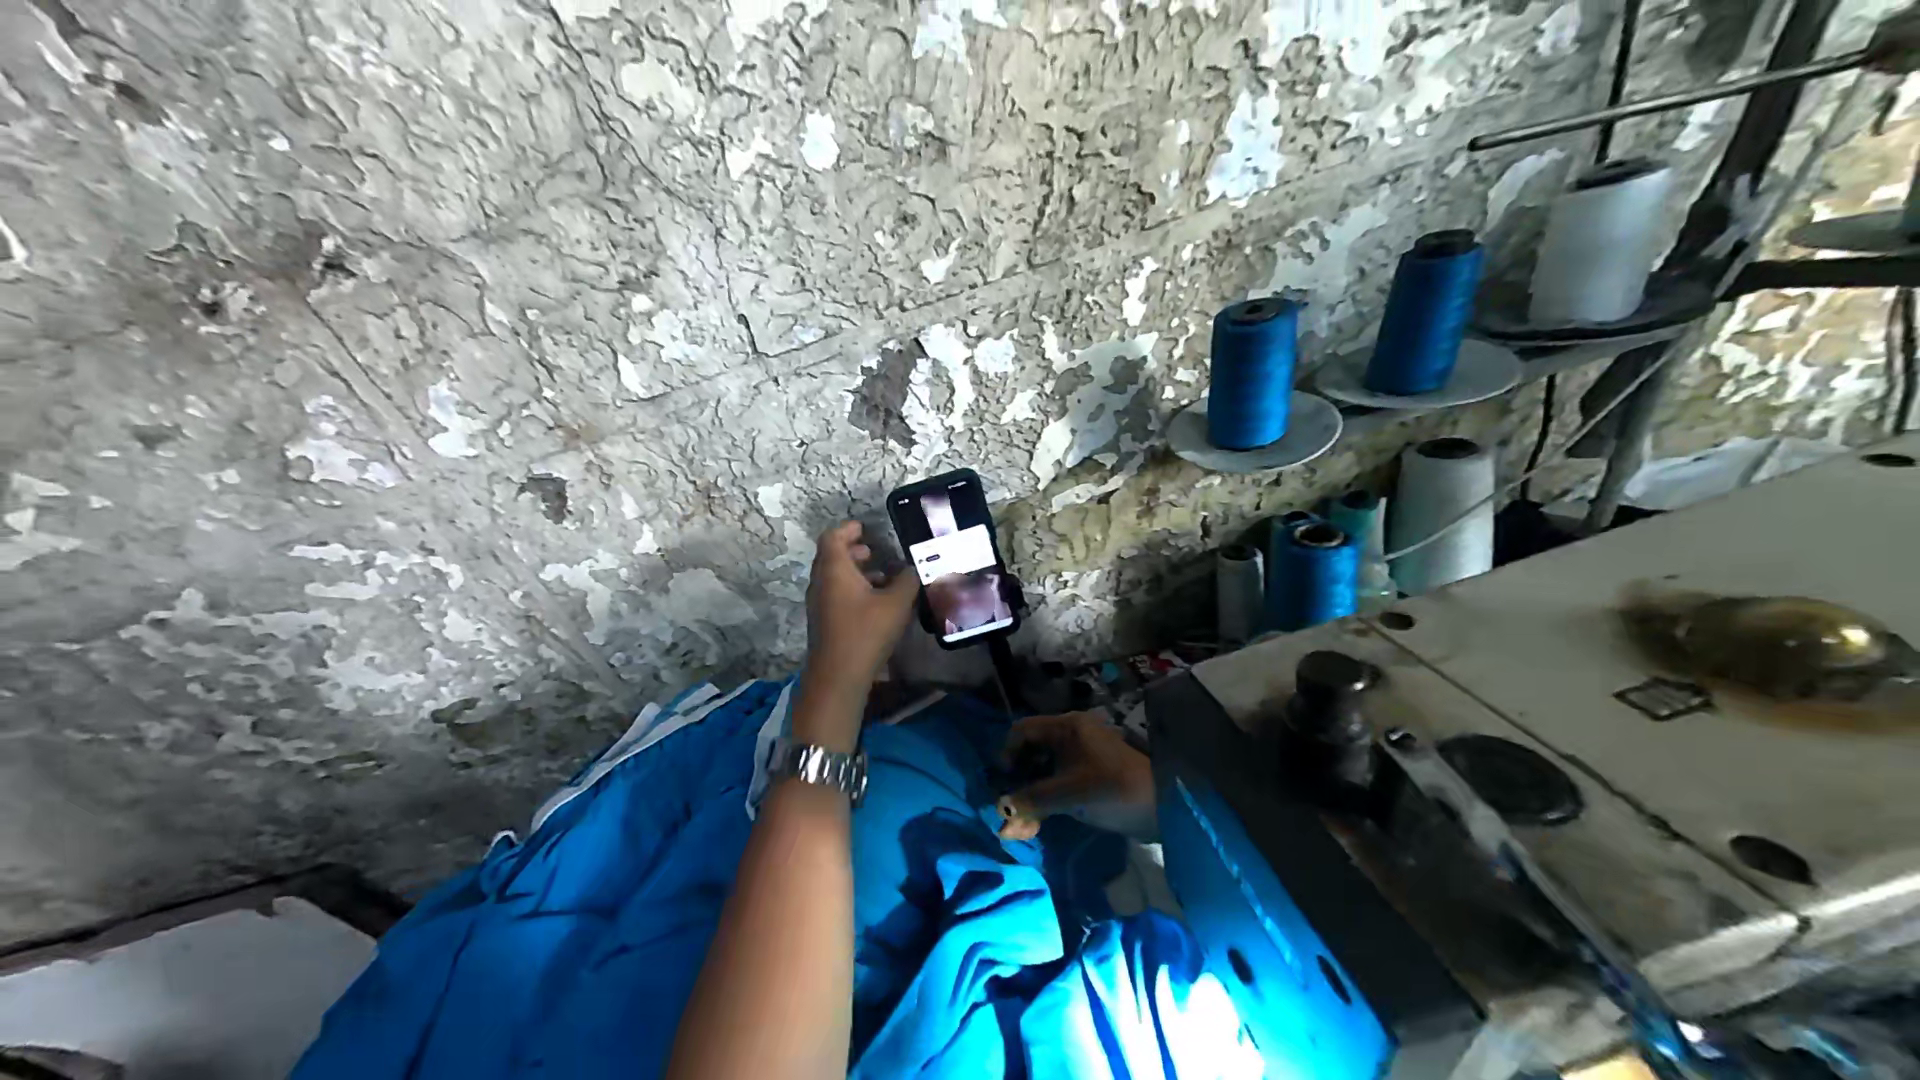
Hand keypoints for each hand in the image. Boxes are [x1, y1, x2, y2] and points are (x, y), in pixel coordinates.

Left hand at [802, 520, 917, 704]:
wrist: (838, 676)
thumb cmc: (866, 631)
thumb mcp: (896, 602)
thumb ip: (908, 580)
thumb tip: (912, 568)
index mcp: (834, 570)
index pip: (833, 537)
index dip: (848, 529)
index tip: (865, 528)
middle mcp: (821, 582)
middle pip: (831, 556)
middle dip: (853, 550)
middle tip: (875, 550)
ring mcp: (819, 603)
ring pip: (834, 576)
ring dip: (855, 571)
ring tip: (882, 576)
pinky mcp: (824, 620)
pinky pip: (835, 593)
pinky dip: (852, 588)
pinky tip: (876, 601)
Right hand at [996, 711, 1155, 841]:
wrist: (1165, 807)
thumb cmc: (1113, 789)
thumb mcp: (1068, 794)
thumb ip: (1031, 802)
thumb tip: (999, 817)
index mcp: (1067, 727)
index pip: (1022, 730)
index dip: (1007, 753)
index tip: (1004, 782)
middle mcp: (1071, 736)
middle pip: (1031, 751)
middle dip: (1017, 781)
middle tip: (1010, 808)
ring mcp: (1080, 757)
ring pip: (1042, 771)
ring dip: (1030, 796)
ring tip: (1024, 824)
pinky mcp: (1088, 778)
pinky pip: (1057, 783)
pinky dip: (1046, 801)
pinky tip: (1038, 823)